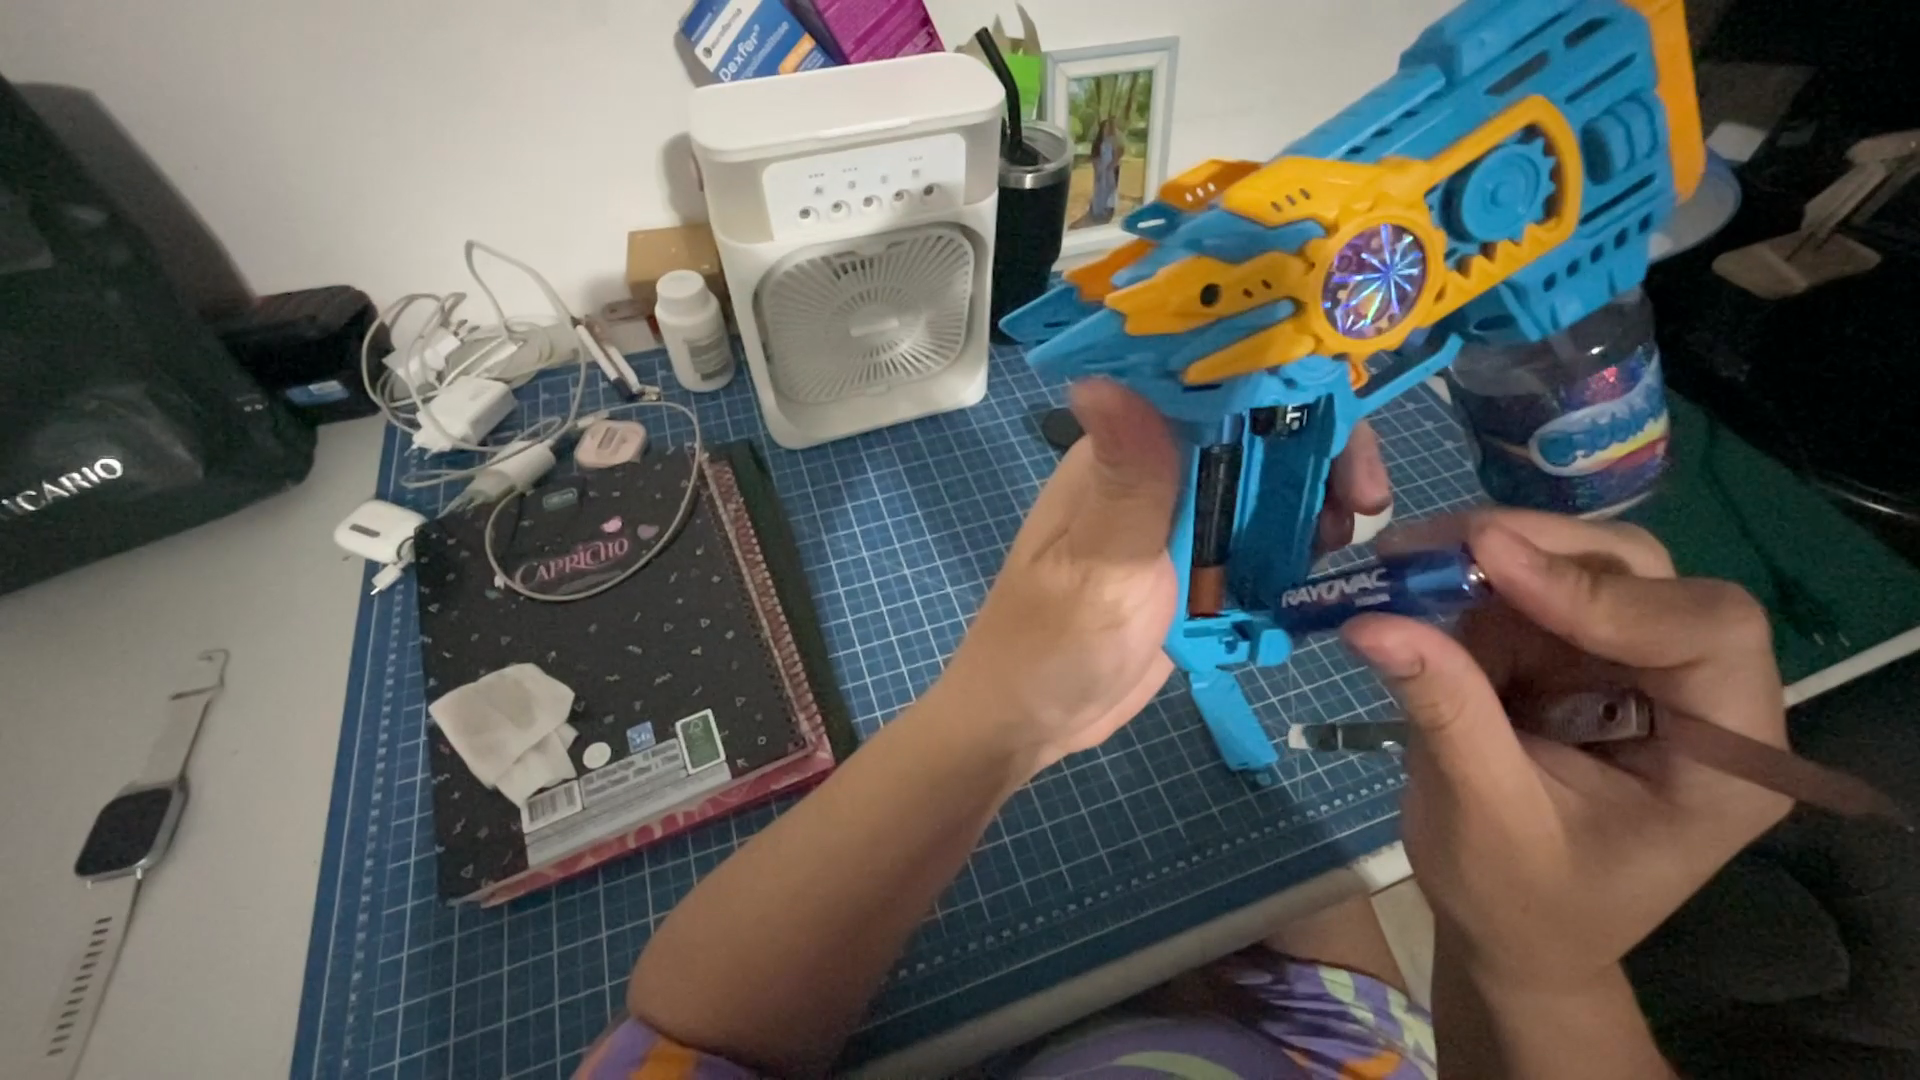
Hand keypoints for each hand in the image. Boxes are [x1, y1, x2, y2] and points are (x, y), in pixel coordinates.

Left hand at [943, 383, 1396, 772]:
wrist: (1032, 720)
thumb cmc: (1050, 643)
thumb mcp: (1097, 562)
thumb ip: (1126, 478)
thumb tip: (1102, 375)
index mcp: (1122, 454)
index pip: (1212, 391)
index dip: (1286, 392)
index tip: (1342, 431)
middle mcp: (1152, 476)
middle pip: (1252, 437)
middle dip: (1315, 458)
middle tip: (1364, 505)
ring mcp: (1174, 526)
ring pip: (1260, 491)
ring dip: (1310, 507)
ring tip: (1342, 544)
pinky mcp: (1189, 572)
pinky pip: (1252, 545)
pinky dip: (1290, 552)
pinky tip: (1318, 573)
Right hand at [1340, 510, 1791, 993]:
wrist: (1508, 928)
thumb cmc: (1521, 898)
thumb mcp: (1483, 812)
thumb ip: (1443, 710)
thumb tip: (1367, 623)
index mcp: (1722, 751)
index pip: (1702, 629)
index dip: (1599, 589)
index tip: (1489, 562)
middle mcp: (1682, 687)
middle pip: (1638, 576)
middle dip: (1534, 551)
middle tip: (1432, 545)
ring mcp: (1614, 664)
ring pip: (1570, 567)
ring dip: (1483, 555)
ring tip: (1399, 561)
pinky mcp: (1555, 657)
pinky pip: (1513, 595)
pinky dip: (1457, 581)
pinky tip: (1406, 583)